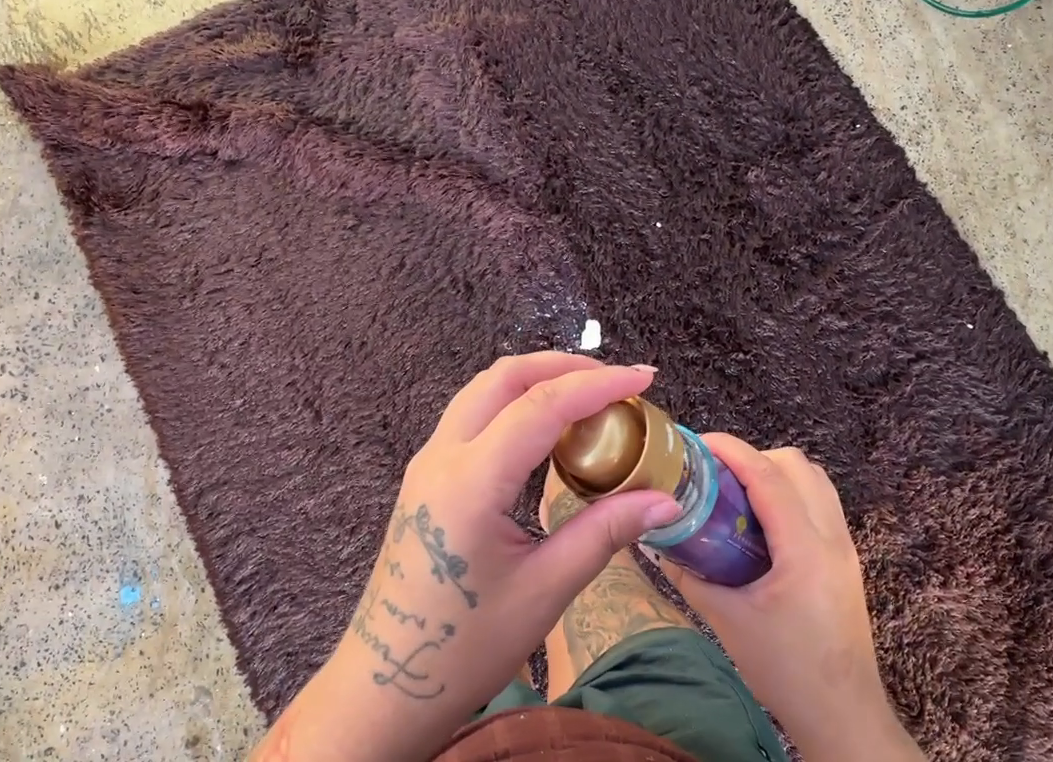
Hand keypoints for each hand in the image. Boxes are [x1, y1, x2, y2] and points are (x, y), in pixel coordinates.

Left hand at [254, 353, 680, 761]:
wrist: (387, 684)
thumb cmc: (464, 646)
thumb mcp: (544, 591)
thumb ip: (604, 533)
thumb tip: (665, 501)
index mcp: (469, 482)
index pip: (540, 407)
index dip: (597, 385)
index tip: (645, 379)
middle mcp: (441, 457)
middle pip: (504, 377)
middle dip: (565, 367)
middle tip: (619, 382)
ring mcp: (428, 463)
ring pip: (485, 390)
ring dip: (539, 380)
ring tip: (592, 397)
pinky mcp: (428, 476)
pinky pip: (474, 415)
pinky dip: (517, 403)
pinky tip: (551, 428)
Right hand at [659, 434, 922, 761]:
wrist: (843, 716)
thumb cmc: (784, 669)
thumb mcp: (727, 621)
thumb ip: (690, 576)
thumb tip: (656, 544)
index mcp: (804, 549)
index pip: (768, 476)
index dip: (731, 450)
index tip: (697, 442)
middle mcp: (832, 537)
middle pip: (796, 464)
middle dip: (753, 457)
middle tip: (715, 476)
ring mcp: (845, 546)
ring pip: (814, 478)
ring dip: (775, 472)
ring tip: (737, 494)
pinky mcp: (847, 559)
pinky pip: (820, 501)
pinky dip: (790, 493)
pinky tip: (760, 522)